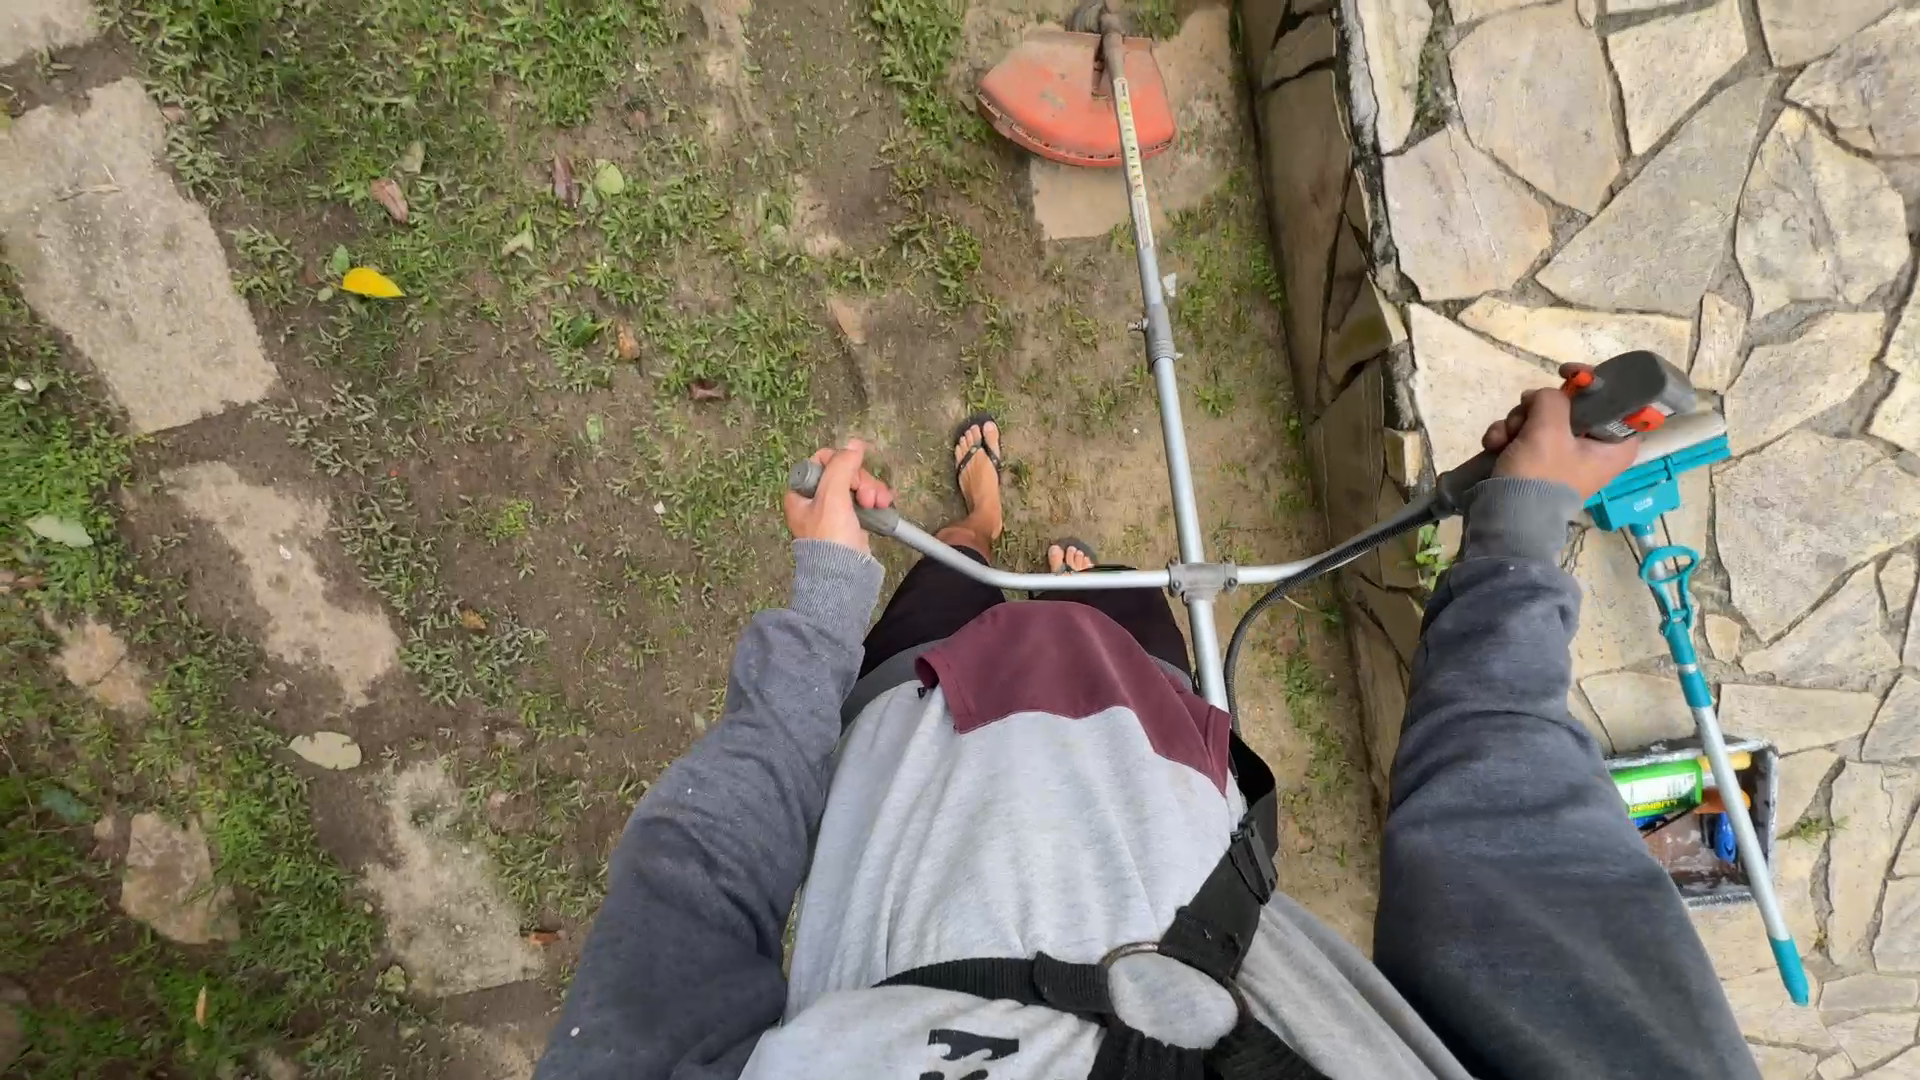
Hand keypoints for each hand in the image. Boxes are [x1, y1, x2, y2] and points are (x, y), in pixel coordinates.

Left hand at [782, 440, 893, 553]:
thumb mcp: (832, 496)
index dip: (842, 463)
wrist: (844, 575)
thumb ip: (842, 466)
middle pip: (844, 472)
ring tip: (881, 504)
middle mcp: (815, 499)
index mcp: (801, 492)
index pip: (822, 461)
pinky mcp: (852, 521)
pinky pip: (865, 500)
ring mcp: (835, 511)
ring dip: (873, 490)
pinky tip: (885, 505)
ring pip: (858, 485)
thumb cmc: (831, 536)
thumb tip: (855, 443)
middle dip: (862, 481)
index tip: (854, 477)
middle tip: (869, 497)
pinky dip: (876, 500)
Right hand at [1482, 364, 1640, 500]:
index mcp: (1616, 444)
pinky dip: (1504, 437)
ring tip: (1502, 440)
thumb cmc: (1538, 476)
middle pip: (1567, 409)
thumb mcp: (1547, 431)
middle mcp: (1592, 448)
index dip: (1591, 384)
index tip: (1566, 375)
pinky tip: (1493, 447)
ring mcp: (1560, 456)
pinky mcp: (1532, 463)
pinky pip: (1520, 436)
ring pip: (1538, 420)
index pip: (1616, 400)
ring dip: (1514, 423)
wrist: (1505, 517)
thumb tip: (1542, 394)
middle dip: (1536, 410)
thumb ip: (1551, 401)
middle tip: (1523, 419)